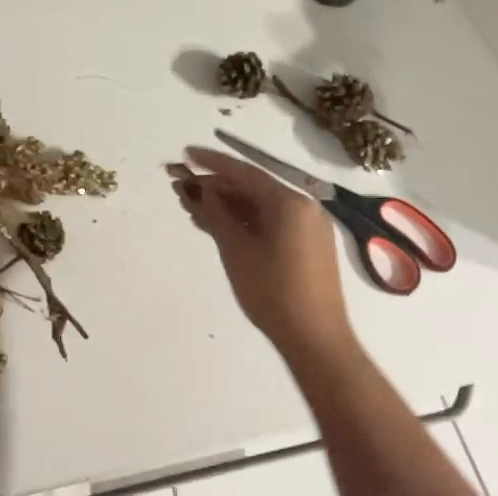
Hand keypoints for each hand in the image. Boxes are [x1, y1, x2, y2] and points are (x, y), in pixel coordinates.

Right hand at [170, 147, 352, 355]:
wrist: (316, 342)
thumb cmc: (272, 291)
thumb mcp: (235, 248)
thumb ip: (215, 212)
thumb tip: (200, 189)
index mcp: (290, 202)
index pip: (244, 172)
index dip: (211, 162)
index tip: (185, 154)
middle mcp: (304, 208)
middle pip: (252, 188)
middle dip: (215, 188)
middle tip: (181, 187)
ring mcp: (308, 229)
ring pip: (259, 207)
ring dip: (226, 206)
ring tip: (191, 208)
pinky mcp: (308, 248)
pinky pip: (270, 223)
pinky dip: (244, 222)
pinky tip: (217, 227)